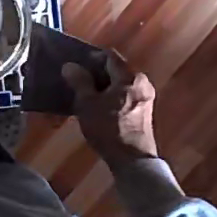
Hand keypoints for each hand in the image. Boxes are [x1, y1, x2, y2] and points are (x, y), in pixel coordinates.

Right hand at [62, 52, 159, 169]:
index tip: (76, 66)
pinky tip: (98, 109)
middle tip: (77, 83)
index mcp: (130, 76)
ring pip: (120, 85)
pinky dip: (112, 98)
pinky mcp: (144, 112)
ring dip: (103, 88)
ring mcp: (146, 98)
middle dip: (96, 75)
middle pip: (116, 71)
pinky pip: (125, 97)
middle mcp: (142, 82)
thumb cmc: (108, 129)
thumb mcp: (87, 104)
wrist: (131, 159)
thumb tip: (70, 66)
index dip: (91, 58)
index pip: (109, 56)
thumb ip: (80, 82)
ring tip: (85, 97)